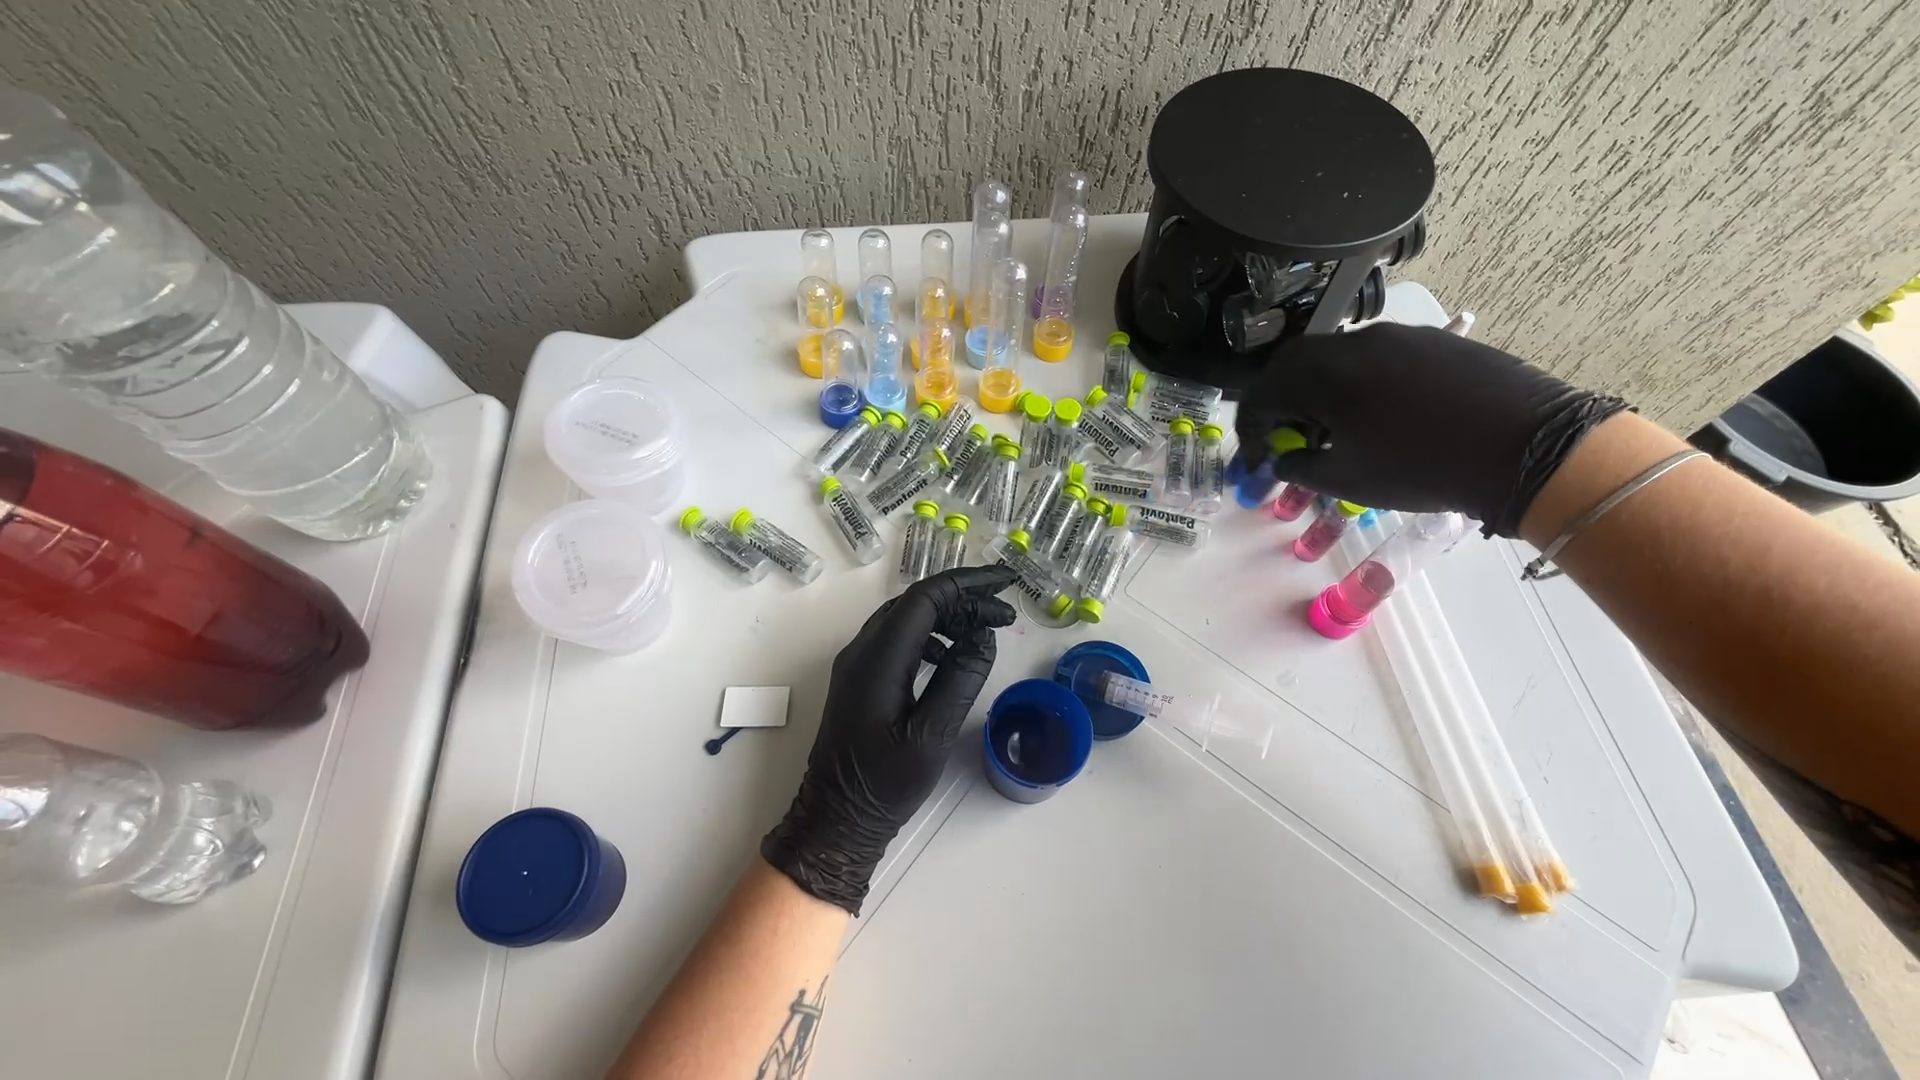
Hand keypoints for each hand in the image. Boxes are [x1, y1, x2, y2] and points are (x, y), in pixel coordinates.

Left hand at [761, 566, 1017, 913]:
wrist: (836, 819)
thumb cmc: (885, 784)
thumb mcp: (932, 735)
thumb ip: (960, 678)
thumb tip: (983, 635)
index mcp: (878, 659)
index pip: (924, 599)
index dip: (967, 585)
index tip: (1005, 586)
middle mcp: (861, 651)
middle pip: (914, 603)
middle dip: (961, 598)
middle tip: (1004, 613)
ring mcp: (857, 665)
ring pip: (905, 619)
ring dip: (946, 616)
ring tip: (985, 631)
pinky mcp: (859, 681)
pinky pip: (897, 640)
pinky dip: (929, 635)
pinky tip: (951, 654)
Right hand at [1233, 323, 1626, 535]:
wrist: (1527, 446)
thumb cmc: (1422, 468)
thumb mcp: (1347, 480)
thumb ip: (1301, 467)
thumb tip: (1284, 461)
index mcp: (1323, 375)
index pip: (1263, 394)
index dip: (1251, 430)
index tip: (1257, 460)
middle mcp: (1353, 343)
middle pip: (1294, 366)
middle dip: (1281, 403)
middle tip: (1288, 440)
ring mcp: (1397, 335)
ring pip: (1337, 358)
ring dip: (1321, 392)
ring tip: (1336, 432)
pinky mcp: (1433, 340)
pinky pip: (1377, 357)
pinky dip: (1360, 384)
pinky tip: (1380, 416)